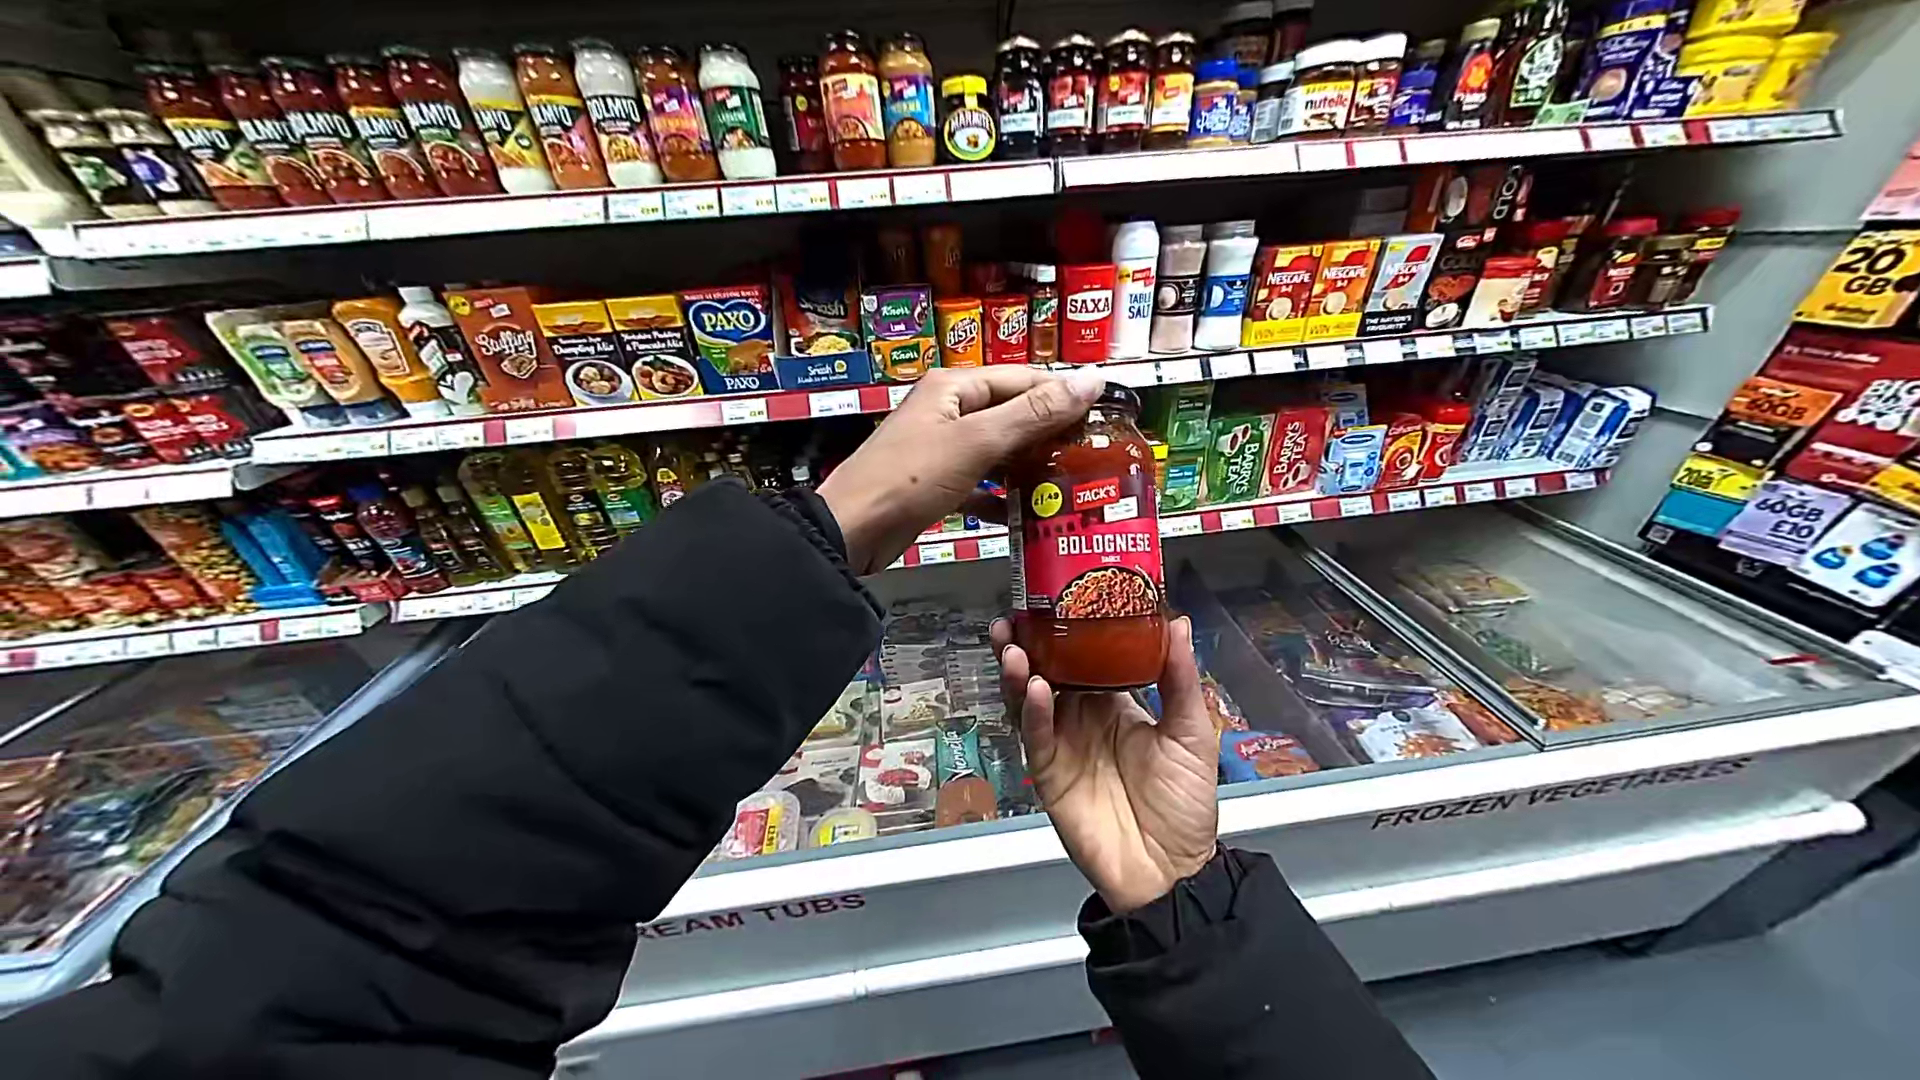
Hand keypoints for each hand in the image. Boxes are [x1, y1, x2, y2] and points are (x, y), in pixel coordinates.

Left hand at [816, 367, 1105, 573]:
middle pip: (1010, 414)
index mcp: (954, 387)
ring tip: (1068, 482)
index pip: (1022, 379)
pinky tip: (1025, 513)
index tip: (1103, 415)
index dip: (1062, 394)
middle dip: (1048, 433)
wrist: (853, 531)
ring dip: (1027, 466)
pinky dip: (1000, 496)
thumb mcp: (977, 442)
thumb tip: (1091, 381)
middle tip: (1091, 455)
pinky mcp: (936, 484)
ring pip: (997, 450)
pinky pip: (980, 483)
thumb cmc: (910, 478)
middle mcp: (948, 411)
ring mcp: (941, 448)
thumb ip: (1033, 413)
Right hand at [992, 616, 1219, 914]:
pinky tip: (1033, 689)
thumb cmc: (1184, 803)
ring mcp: (1061, 743)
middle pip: (1043, 672)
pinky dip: (1032, 712)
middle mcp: (1079, 716)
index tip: (1051, 602)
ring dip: (1017, 672)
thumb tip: (1177, 622)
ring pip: (1028, 700)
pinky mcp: (1048, 772)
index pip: (1078, 657)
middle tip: (1012, 619)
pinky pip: (1036, 737)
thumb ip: (1180, 679)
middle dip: (1024, 645)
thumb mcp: (1191, 732)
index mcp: (1110, 702)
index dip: (1061, 632)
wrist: (1171, 870)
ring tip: (1012, 646)